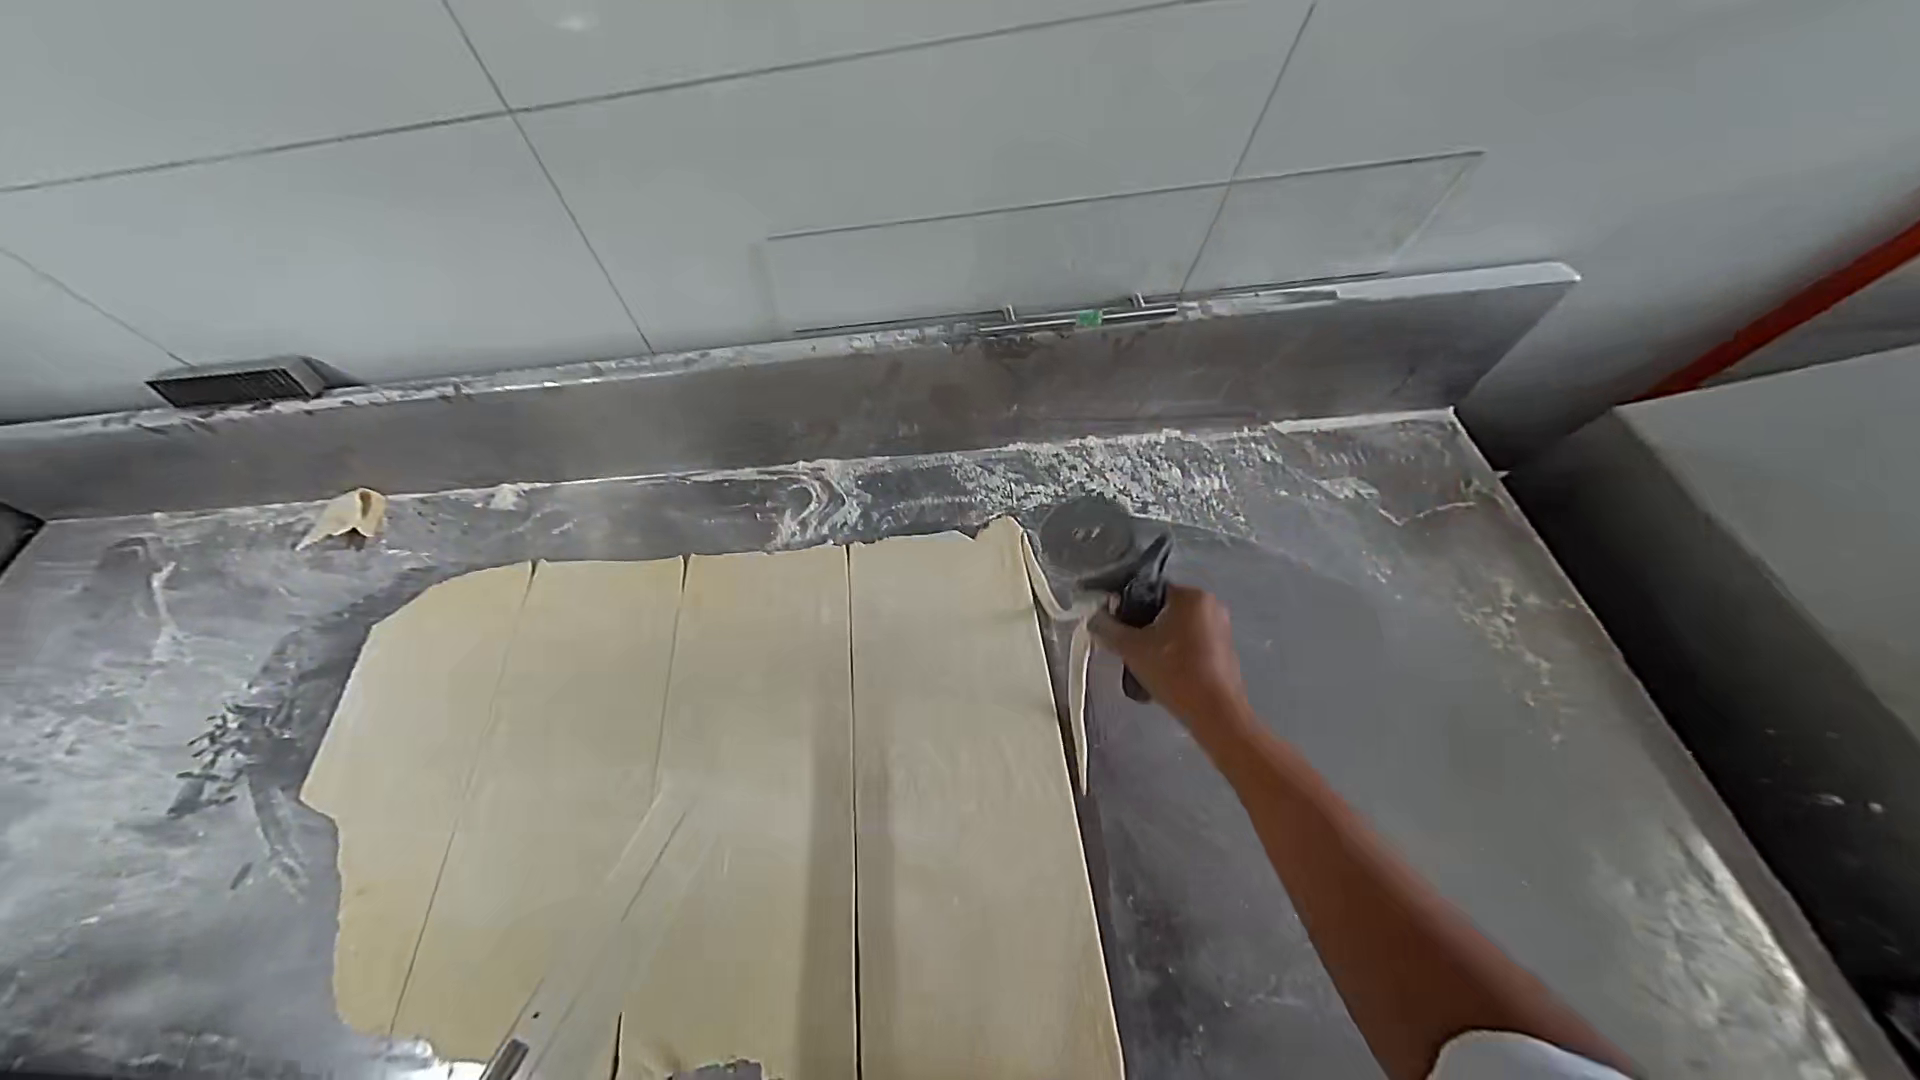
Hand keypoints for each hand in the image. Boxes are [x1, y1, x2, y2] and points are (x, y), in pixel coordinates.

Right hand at [1090, 585, 1251, 731]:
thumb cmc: (1174, 672)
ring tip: (1144, 666)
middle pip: (1164, 610)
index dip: (1128, 607)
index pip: (1150, 590)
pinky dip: (1176, 656)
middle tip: (1129, 649)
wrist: (1214, 714)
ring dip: (1158, 644)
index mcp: (1192, 596)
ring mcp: (1222, 629)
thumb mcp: (1131, 648)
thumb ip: (1108, 628)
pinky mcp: (1226, 652)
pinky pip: (1192, 645)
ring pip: (1177, 630)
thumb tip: (1095, 619)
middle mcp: (1212, 606)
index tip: (1118, 627)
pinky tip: (1165, 676)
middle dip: (1143, 628)